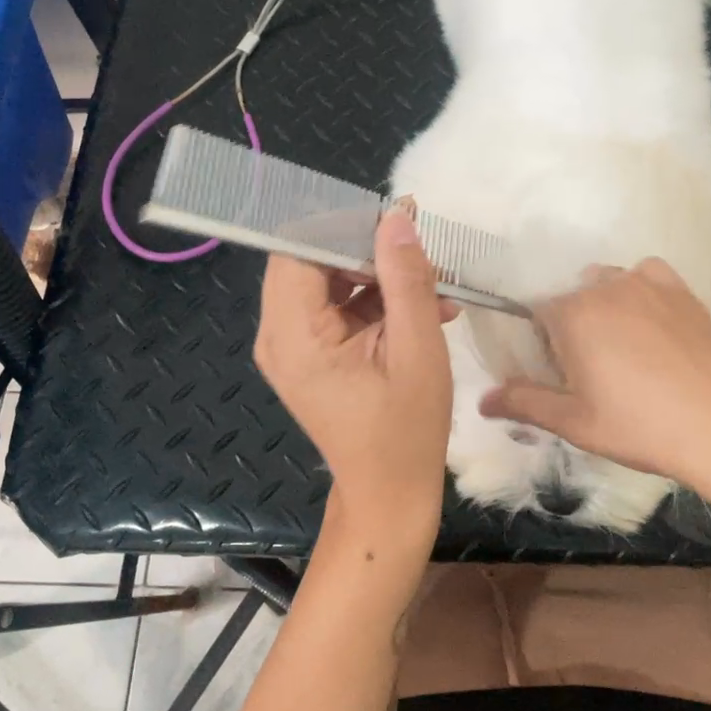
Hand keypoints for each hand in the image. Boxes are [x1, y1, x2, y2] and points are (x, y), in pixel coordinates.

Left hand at [254, 206, 456, 539]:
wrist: (390, 494)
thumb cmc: (406, 430)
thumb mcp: (418, 350)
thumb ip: (407, 280)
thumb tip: (397, 216)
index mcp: (293, 336)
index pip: (299, 249)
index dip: (345, 226)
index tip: (396, 221)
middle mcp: (277, 335)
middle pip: (309, 260)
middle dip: (366, 248)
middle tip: (420, 249)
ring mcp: (290, 344)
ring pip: (326, 278)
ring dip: (378, 274)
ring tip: (433, 285)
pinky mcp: (308, 352)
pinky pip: (335, 305)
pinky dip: (375, 299)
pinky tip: (424, 307)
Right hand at [480, 258, 710, 487]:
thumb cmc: (641, 427)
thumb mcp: (574, 423)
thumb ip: (524, 403)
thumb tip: (482, 400)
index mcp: (571, 314)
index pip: (535, 312)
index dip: (541, 343)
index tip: (559, 374)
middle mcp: (605, 286)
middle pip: (571, 297)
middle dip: (571, 327)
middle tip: (591, 373)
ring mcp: (647, 283)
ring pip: (606, 284)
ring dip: (603, 308)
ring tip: (624, 353)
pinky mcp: (682, 290)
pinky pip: (646, 276)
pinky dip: (639, 292)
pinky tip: (651, 326)